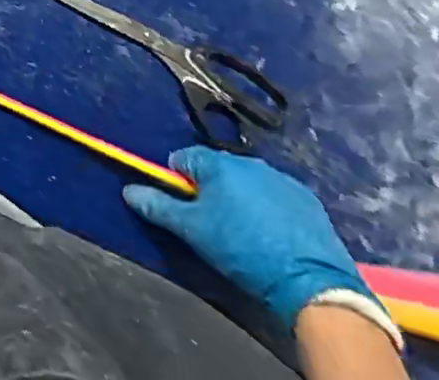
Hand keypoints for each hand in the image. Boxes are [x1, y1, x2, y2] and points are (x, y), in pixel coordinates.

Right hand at [124, 147, 387, 332]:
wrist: (309, 279)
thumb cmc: (241, 249)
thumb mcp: (193, 231)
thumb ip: (159, 207)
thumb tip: (129, 190)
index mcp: (218, 164)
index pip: (183, 158)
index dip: (177, 182)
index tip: (182, 208)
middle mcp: (248, 161)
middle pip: (215, 169)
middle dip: (208, 190)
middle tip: (210, 224)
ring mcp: (279, 176)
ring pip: (246, 181)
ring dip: (238, 197)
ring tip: (242, 233)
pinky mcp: (304, 196)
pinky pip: (274, 194)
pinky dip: (267, 207)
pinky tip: (270, 234)